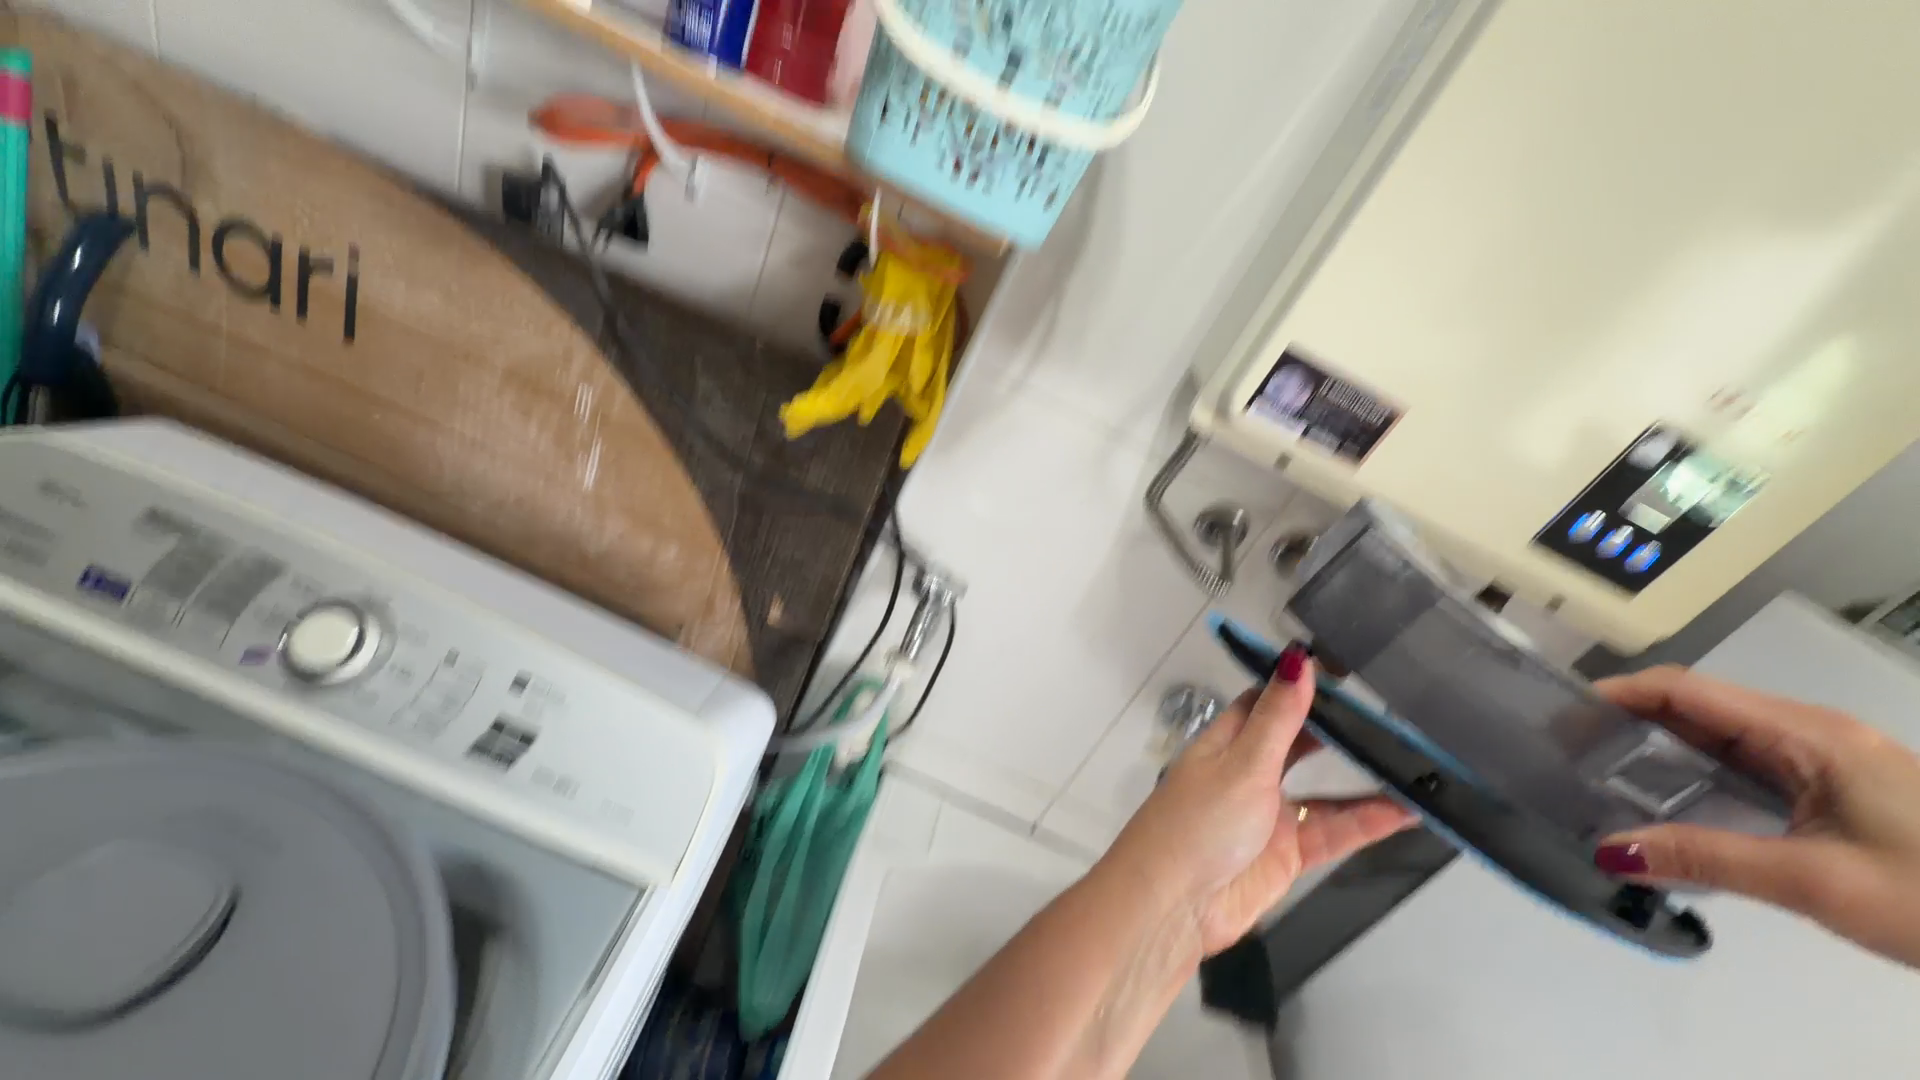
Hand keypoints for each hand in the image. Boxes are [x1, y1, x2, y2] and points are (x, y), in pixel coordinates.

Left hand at [1103, 647, 1415, 955]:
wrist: (1174, 906)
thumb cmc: (1199, 822)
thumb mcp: (1242, 763)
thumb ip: (1278, 717)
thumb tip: (1297, 657)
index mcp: (1225, 741)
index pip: (1266, 701)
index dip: (1300, 684)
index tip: (1347, 669)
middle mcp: (1247, 772)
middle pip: (1299, 742)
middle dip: (1340, 730)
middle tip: (1396, 713)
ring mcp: (1268, 814)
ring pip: (1324, 789)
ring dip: (1364, 778)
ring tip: (1417, 762)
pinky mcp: (1287, 854)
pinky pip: (1334, 830)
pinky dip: (1368, 821)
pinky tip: (1409, 810)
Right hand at [1593, 665, 1919, 967]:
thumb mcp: (1815, 881)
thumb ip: (1705, 857)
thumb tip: (1608, 851)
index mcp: (1806, 733)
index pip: (1688, 689)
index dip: (1619, 692)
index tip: (1561, 714)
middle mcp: (1812, 731)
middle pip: (1699, 705)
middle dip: (1629, 719)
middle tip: (1569, 750)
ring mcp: (1829, 756)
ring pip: (1722, 732)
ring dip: (1661, 745)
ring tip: (1602, 772)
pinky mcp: (1839, 784)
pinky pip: (1749, 759)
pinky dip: (1697, 768)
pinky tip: (1672, 798)